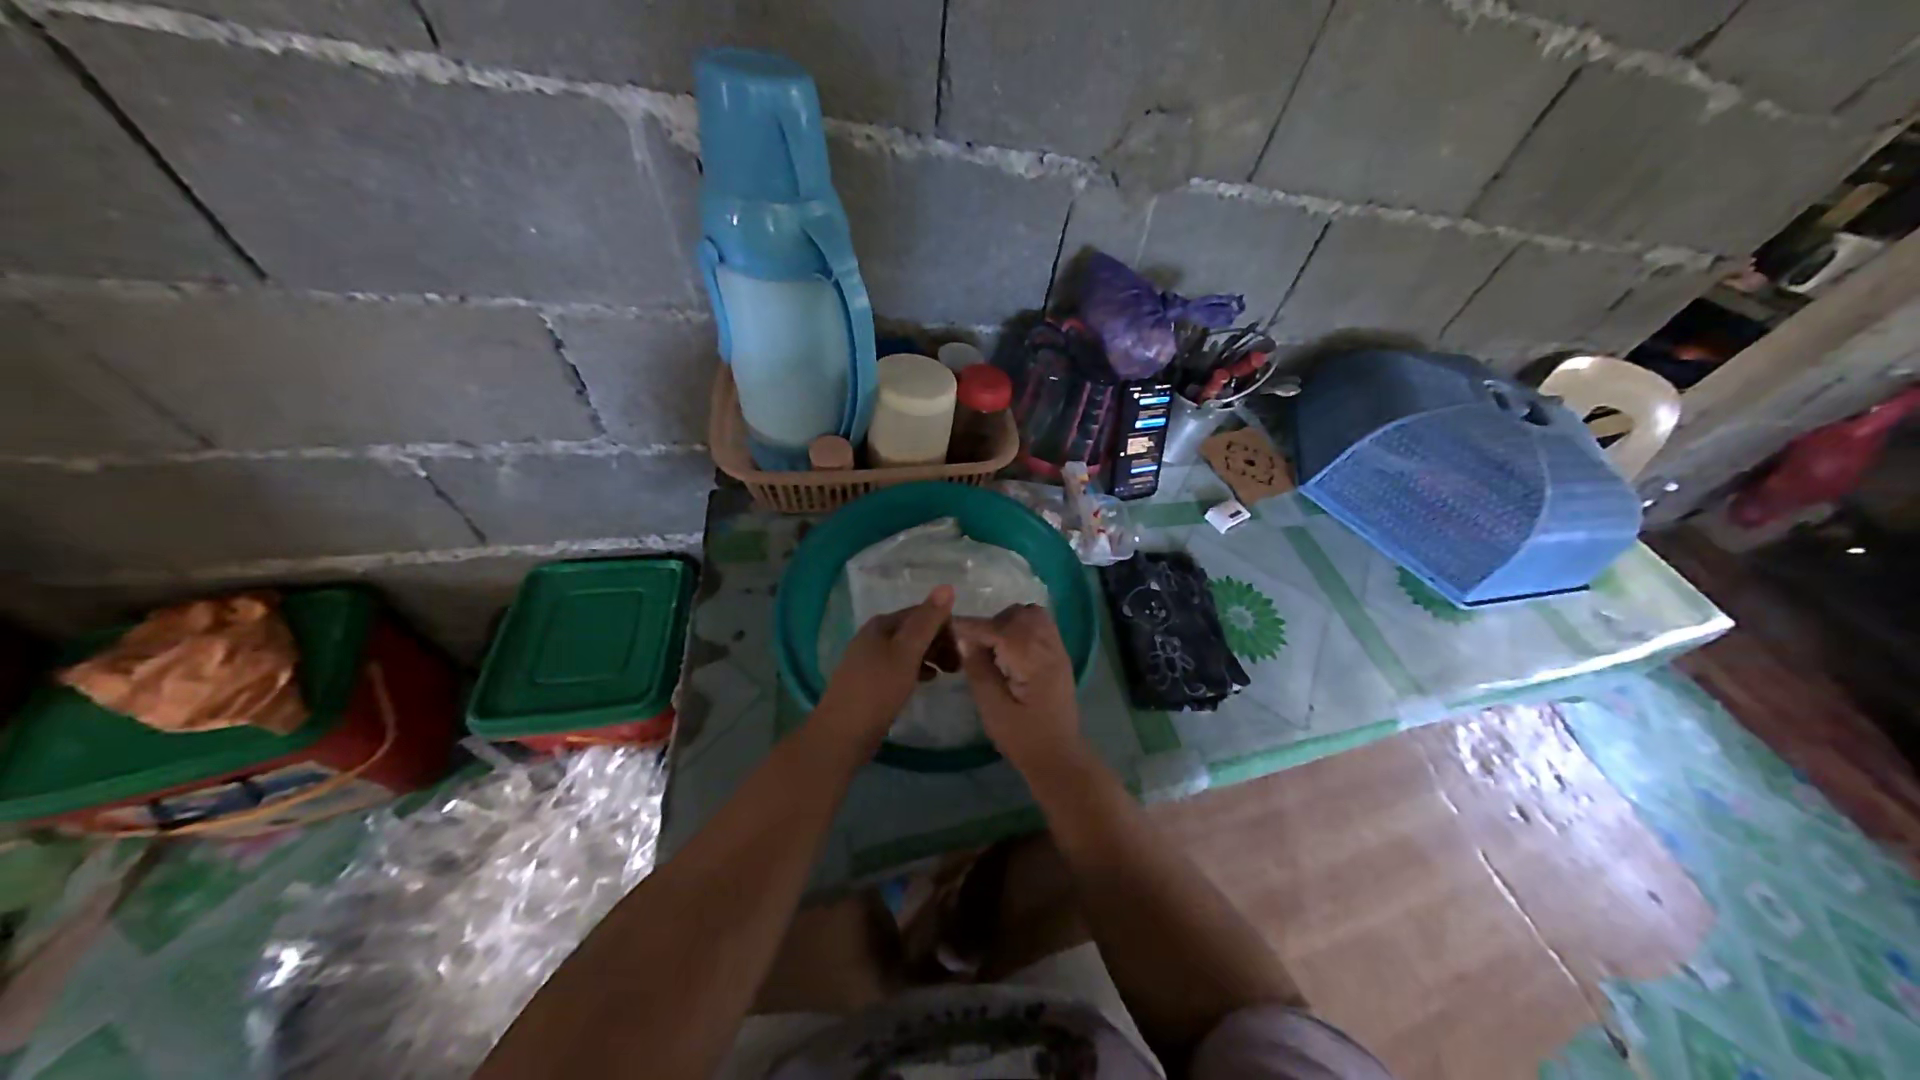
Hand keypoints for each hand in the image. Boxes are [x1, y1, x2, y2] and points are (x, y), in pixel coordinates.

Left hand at [814, 585, 954, 742]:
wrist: (843, 733)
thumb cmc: (878, 689)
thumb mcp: (907, 652)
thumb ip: (927, 621)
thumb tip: (947, 586)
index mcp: (882, 624)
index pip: (921, 612)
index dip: (946, 625)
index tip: (964, 647)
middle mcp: (874, 636)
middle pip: (915, 630)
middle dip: (940, 642)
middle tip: (960, 664)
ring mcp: (870, 658)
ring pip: (909, 649)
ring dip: (932, 656)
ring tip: (951, 673)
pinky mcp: (871, 680)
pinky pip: (901, 666)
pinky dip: (918, 669)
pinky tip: (929, 681)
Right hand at [955, 605, 1083, 771]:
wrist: (1059, 756)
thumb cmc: (1023, 738)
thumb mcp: (992, 708)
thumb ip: (978, 669)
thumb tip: (964, 638)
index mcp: (1032, 659)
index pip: (997, 629)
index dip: (971, 627)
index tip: (949, 628)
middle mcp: (1048, 647)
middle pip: (1017, 614)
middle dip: (992, 624)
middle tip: (976, 647)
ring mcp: (1058, 650)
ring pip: (1032, 615)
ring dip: (1009, 623)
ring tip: (994, 648)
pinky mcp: (1059, 656)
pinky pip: (1041, 626)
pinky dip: (1022, 628)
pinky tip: (1010, 652)